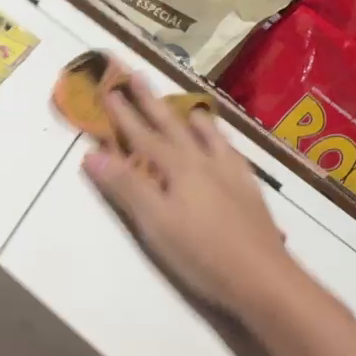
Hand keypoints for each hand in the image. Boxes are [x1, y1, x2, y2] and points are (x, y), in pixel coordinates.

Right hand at [83, 74, 299, 315]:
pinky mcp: (249, 192)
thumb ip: (125, 185)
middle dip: (152, 102)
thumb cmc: (202, 252)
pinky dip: (222, 143)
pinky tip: (225, 148)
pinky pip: (232, 155)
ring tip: (186, 106)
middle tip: (138, 75)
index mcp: (177, 168)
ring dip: (191, 119)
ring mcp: (230, 175)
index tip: (107, 88)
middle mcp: (203, 162)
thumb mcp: (154, 221)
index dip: (123, 113)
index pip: (142, 135)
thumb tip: (91, 153)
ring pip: (208, 137)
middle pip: (172, 126)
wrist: (264, 280)